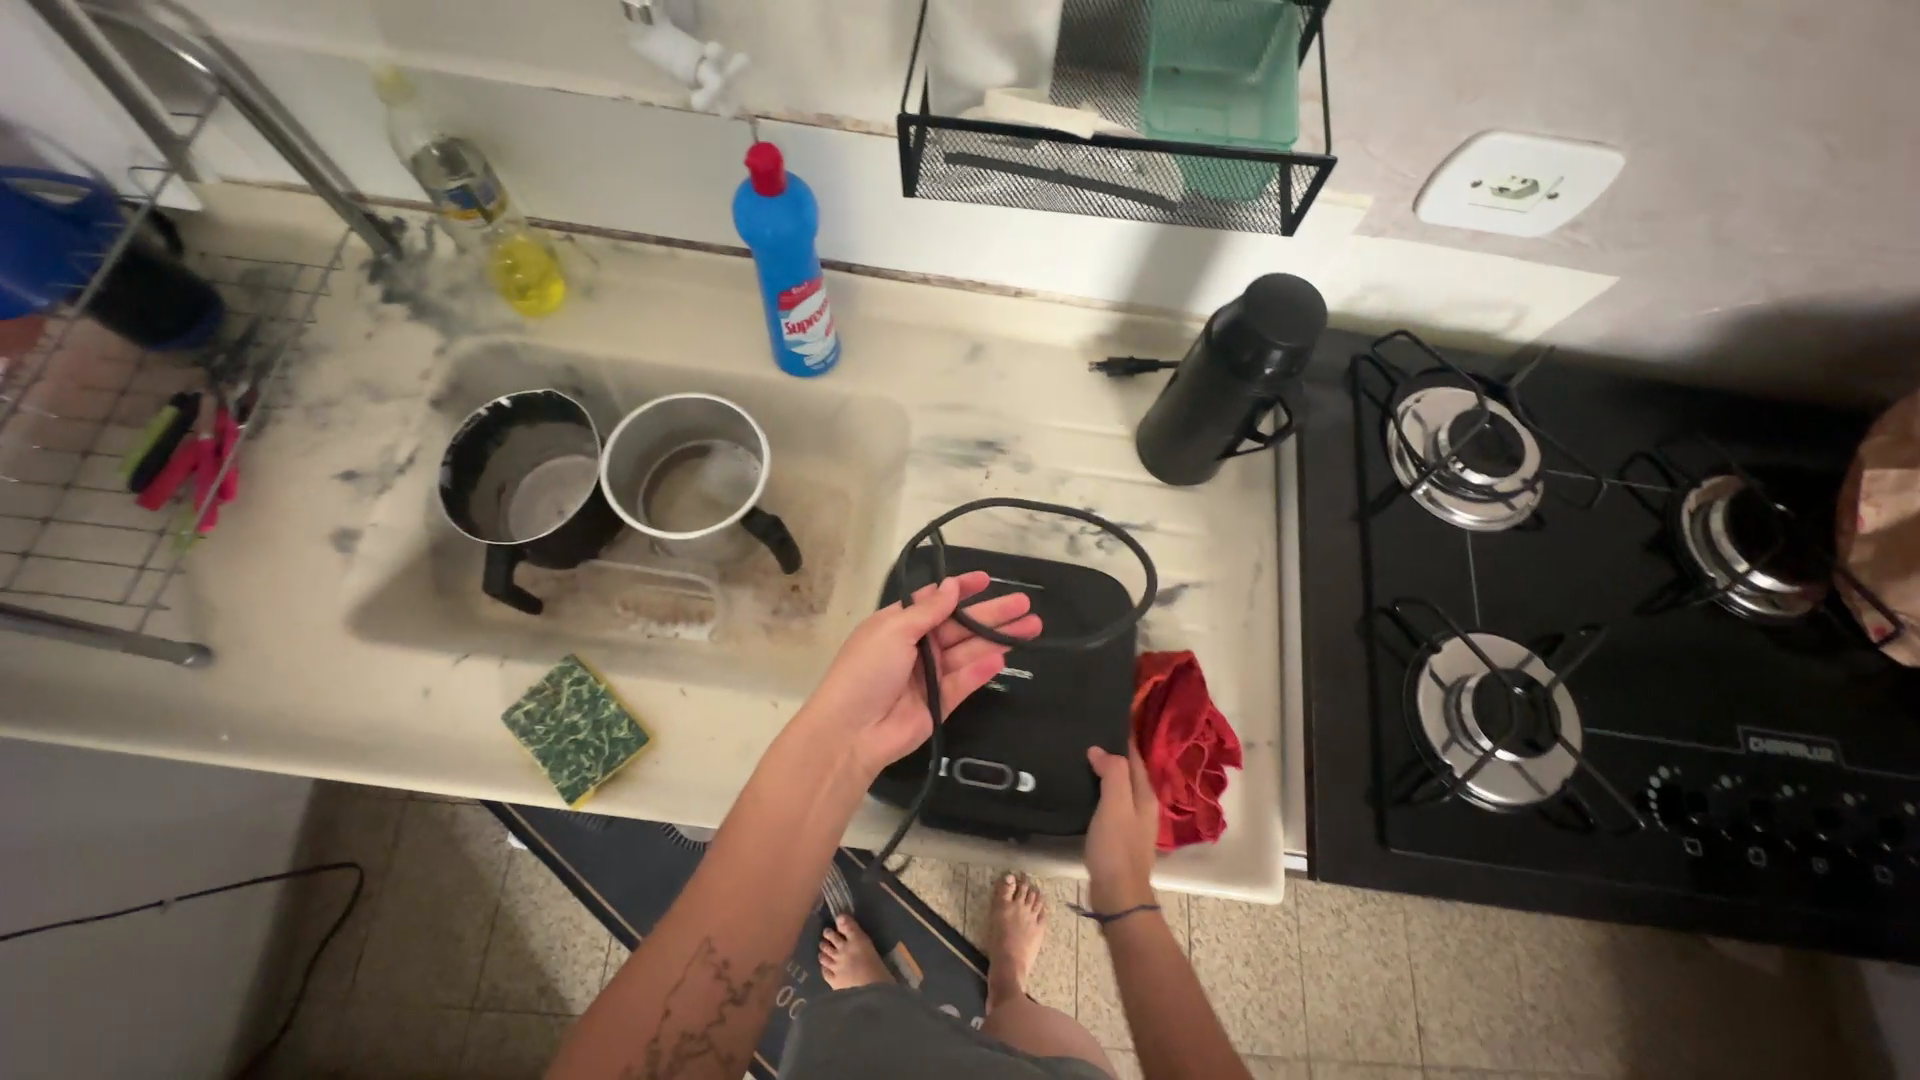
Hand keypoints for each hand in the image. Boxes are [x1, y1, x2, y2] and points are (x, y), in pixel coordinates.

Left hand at [797, 571, 1040, 777]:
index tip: (987, 580)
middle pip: (961, 625)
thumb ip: (928, 610)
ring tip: (1031, 626)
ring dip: (998, 638)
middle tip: (1025, 603)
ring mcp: (931, 675)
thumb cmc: (866, 670)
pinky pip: (966, 681)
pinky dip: (983, 670)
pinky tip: (1004, 657)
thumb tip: (951, 586)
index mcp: (899, 624)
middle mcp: (917, 646)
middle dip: (992, 614)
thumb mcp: (893, 630)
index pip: (936, 601)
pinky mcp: (941, 703)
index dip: (961, 590)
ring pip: (970, 651)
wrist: (852, 731)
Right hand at [1085, 743, 1159, 913]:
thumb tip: (1100, 750)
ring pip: (1121, 789)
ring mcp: (1133, 824)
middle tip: (1089, 736)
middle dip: (1114, 754)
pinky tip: (1086, 793)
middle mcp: (1144, 807)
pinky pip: (1112, 804)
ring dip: (1107, 774)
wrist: (1117, 894)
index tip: (1107, 719)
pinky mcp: (1120, 837)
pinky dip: (1101, 793)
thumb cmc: (1117, 846)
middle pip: (1130, 772)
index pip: (1136, 757)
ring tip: (1083, 759)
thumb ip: (1112, 774)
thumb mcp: (1115, 805)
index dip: (1124, 738)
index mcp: (1146, 795)